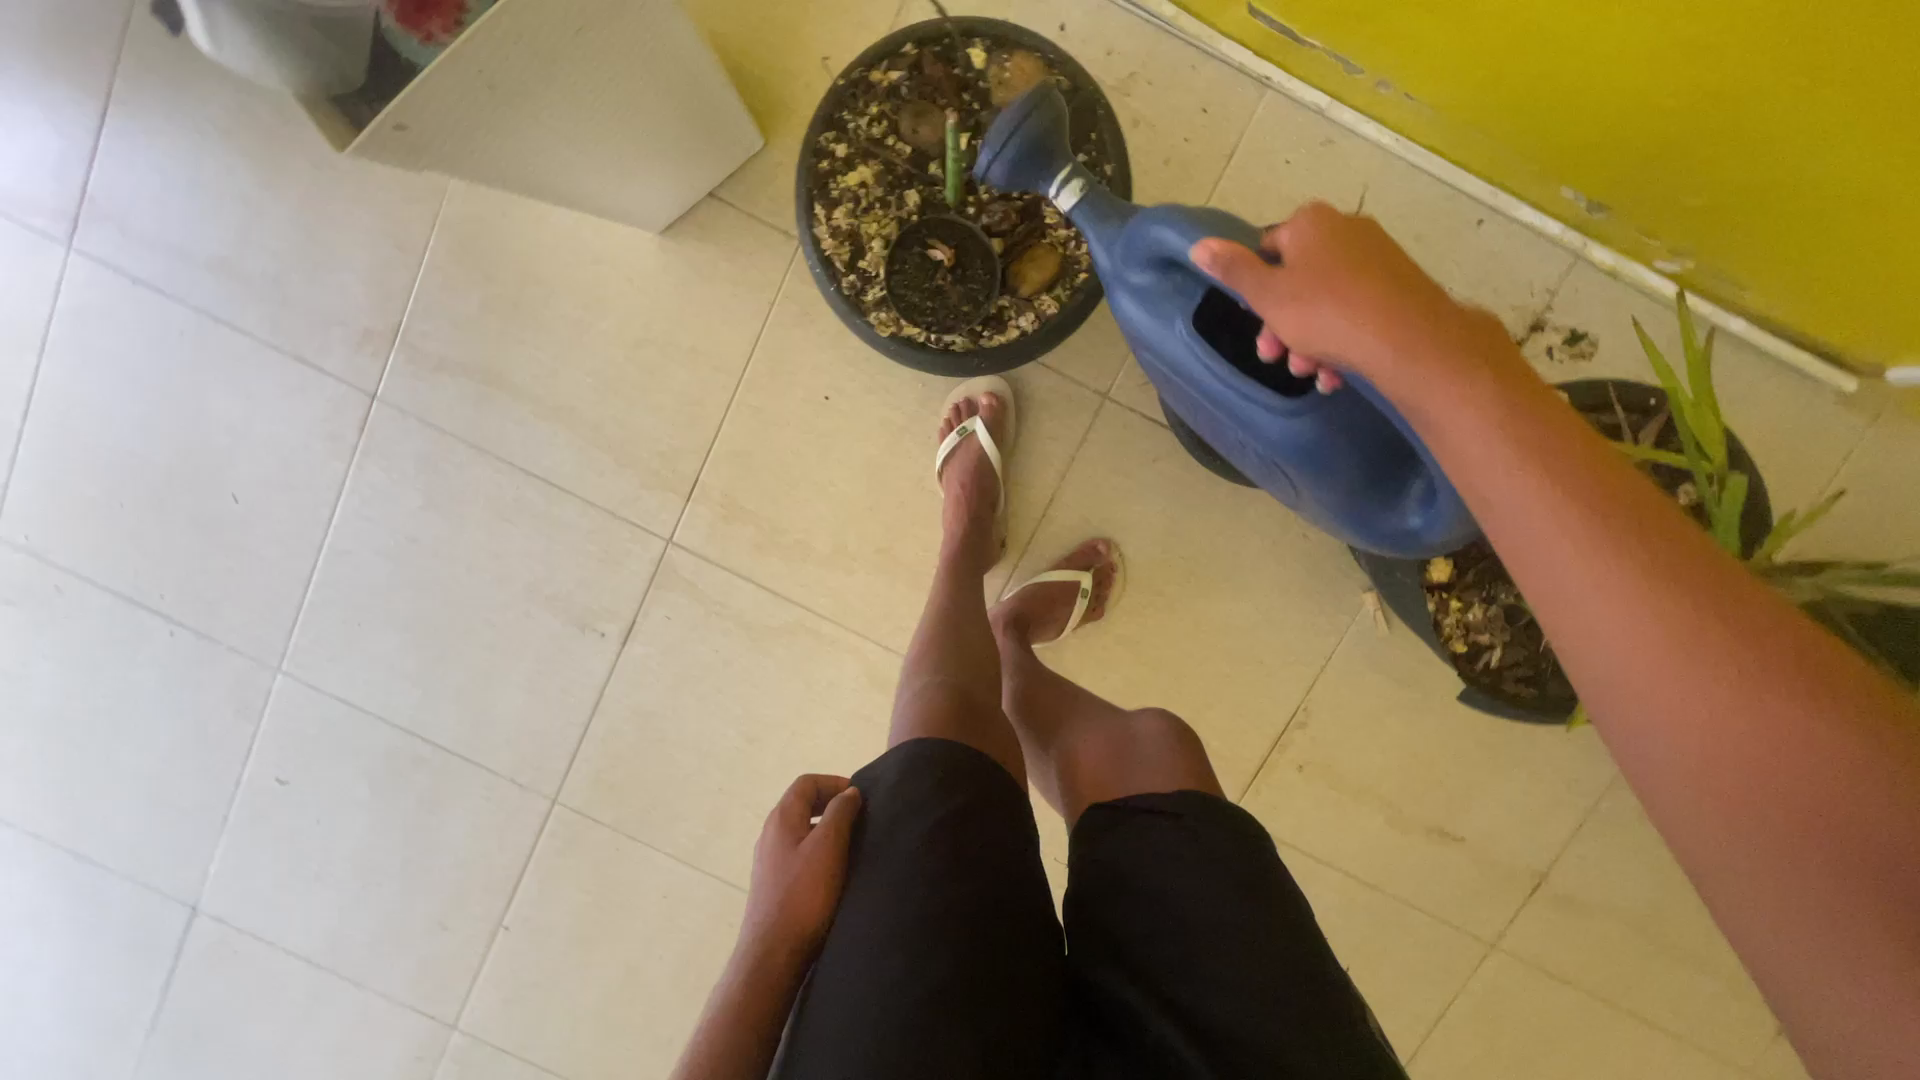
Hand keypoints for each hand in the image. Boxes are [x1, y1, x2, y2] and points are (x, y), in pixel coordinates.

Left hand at [742, 774, 862, 958]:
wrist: (773, 953)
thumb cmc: (804, 895)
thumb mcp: (829, 847)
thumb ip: (840, 813)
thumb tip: (849, 792)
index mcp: (781, 818)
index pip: (806, 783)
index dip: (833, 782)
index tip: (859, 796)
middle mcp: (770, 833)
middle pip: (801, 803)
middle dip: (830, 803)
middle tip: (859, 816)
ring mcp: (769, 859)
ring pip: (800, 829)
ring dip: (825, 827)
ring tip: (851, 841)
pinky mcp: (773, 883)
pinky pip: (797, 851)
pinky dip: (817, 848)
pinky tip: (833, 868)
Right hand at [1190, 201, 1501, 392]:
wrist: (1407, 338)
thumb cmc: (1324, 312)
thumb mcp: (1266, 295)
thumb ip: (1232, 271)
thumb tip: (1199, 245)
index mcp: (1310, 223)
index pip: (1267, 249)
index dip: (1257, 288)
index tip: (1256, 320)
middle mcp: (1345, 229)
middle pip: (1297, 279)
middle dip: (1282, 325)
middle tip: (1276, 358)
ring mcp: (1376, 256)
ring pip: (1326, 301)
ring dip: (1308, 340)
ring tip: (1309, 373)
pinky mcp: (1399, 285)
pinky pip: (1356, 311)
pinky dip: (1341, 340)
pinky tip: (1335, 373)